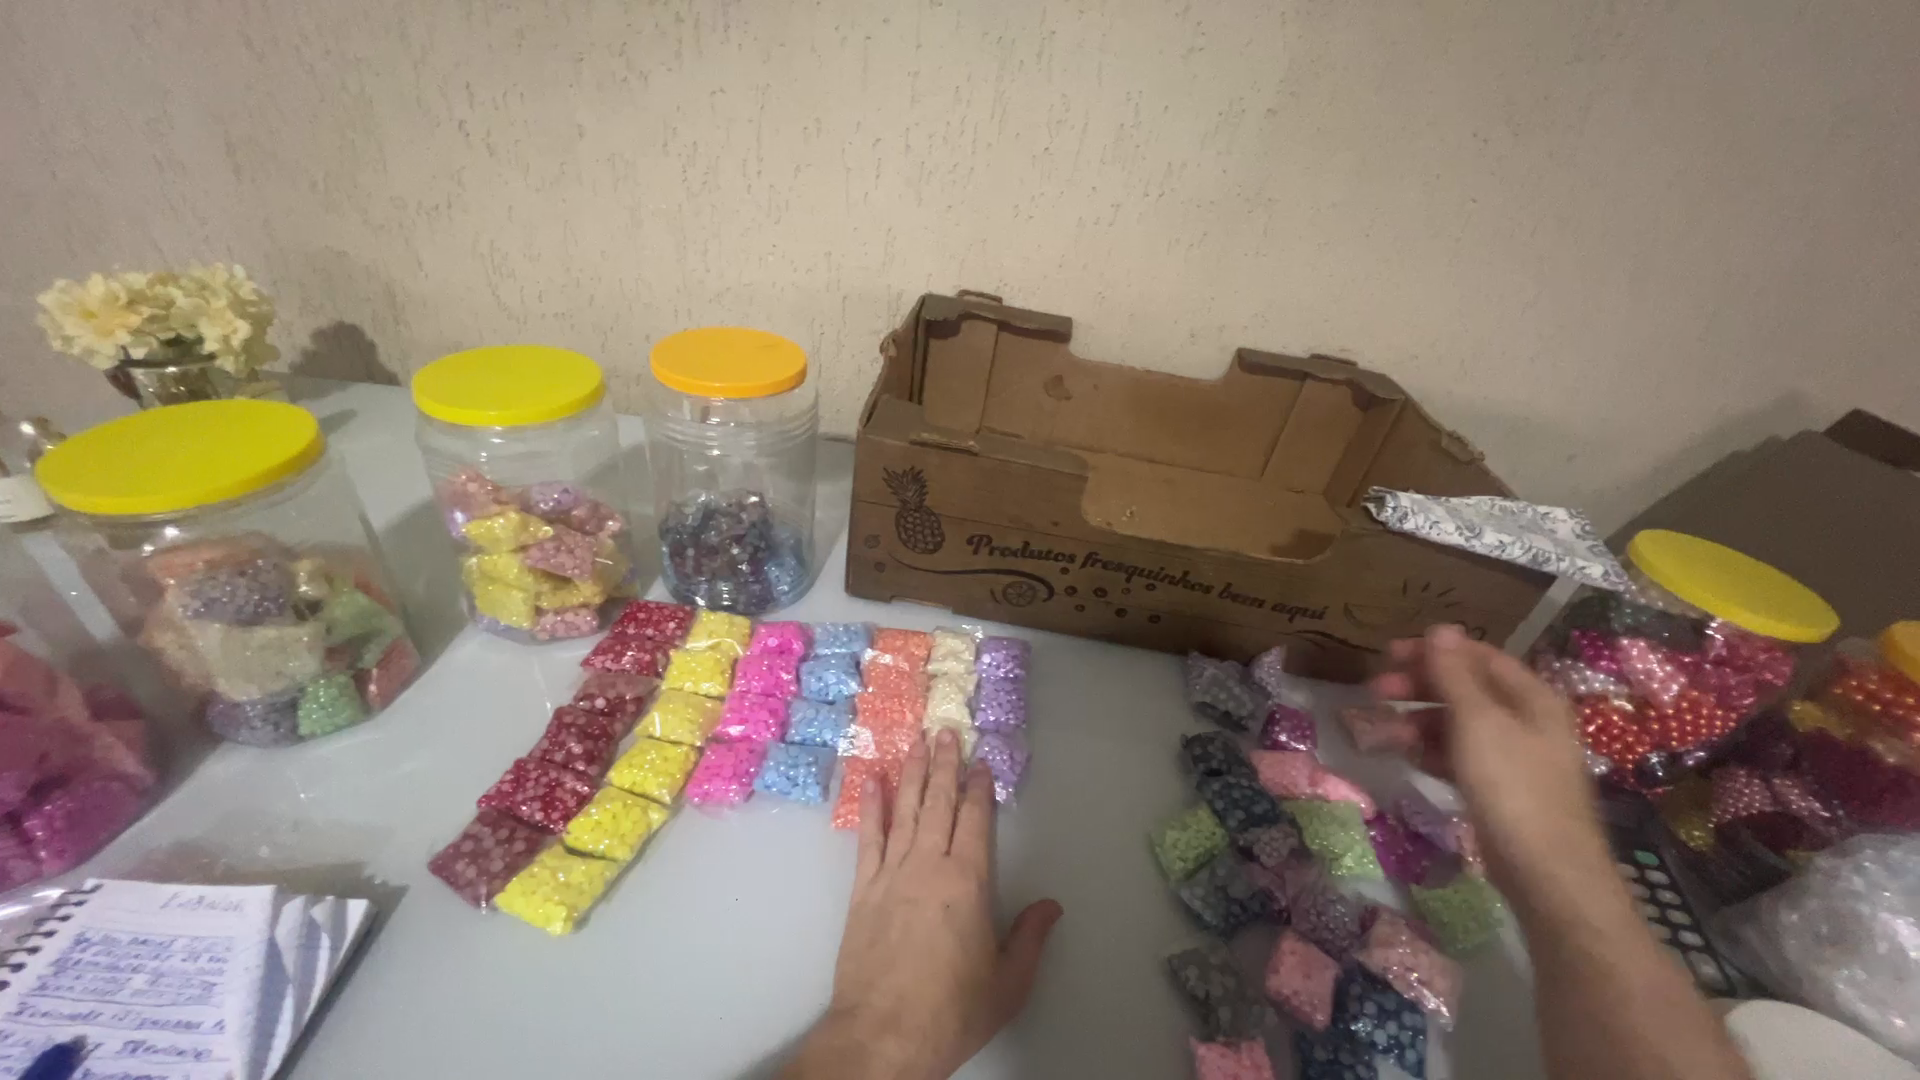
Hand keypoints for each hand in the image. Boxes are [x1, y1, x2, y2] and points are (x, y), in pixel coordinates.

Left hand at [781, 730, 1062, 1079]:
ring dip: (912, 774)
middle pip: (939, 804)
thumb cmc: (951, 1010)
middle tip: (946, 731)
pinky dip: (871, 807)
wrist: (883, 1036)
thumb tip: (1052, 905)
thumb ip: (1030, 938)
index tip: (980, 763)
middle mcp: (928, 866)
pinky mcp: (863, 889)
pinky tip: (872, 782)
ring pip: (905, 811)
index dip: (978, 789)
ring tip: (916, 742)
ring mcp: (892, 874)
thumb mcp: (1008, 983)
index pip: (975, 821)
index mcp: (967, 883)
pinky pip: (868, 838)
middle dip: (945, 765)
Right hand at [1370, 625, 1612, 901]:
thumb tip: (1441, 628)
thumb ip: (1455, 674)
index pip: (1478, 657)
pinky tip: (1412, 761)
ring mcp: (1515, 756)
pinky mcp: (1501, 788)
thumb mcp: (1477, 721)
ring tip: (1386, 736)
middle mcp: (1527, 720)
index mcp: (1531, 697)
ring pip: (1457, 724)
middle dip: (1419, 687)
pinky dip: (1433, 752)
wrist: (1546, 872)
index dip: (1433, 651)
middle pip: (1466, 688)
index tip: (1387, 655)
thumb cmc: (1512, 786)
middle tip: (1376, 691)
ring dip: (1419, 722)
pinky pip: (1460, 756)